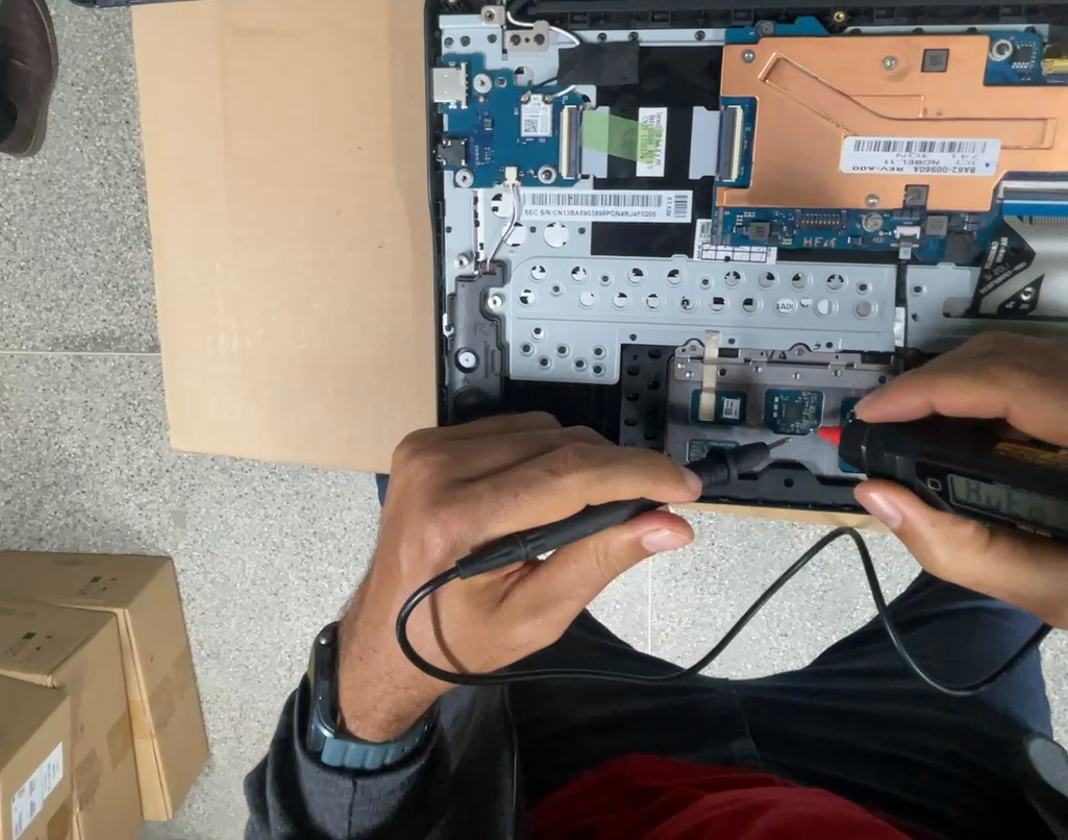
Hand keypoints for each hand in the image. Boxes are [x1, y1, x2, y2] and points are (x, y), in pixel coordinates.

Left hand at [336, 414, 699, 738]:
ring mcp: (427, 448)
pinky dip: (544, 451)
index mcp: (458, 520)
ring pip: (540, 428)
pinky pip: (511, 427)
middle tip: (652, 503)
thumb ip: (601, 560)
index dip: (636, 473)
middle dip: (617, 468)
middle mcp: (437, 468)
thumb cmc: (457, 641)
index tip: (684, 485)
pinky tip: (549, 488)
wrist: (383, 636)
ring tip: (596, 503)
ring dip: (581, 459)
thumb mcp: (536, 617)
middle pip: (558, 443)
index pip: (567, 475)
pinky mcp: (426, 440)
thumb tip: (671, 524)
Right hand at [852, 332, 1067, 713]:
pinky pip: (1063, 359)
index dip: (932, 390)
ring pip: (1036, 349)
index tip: (874, 414)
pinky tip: (983, 418)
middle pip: (1021, 354)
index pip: (1020, 384)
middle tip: (891, 422)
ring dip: (967, 379)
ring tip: (926, 421)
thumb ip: (966, 550)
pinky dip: (1005, 381)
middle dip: (938, 383)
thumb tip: (878, 493)